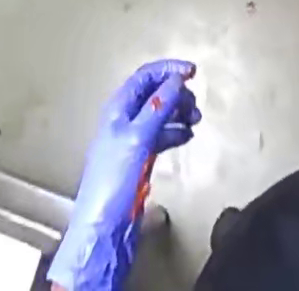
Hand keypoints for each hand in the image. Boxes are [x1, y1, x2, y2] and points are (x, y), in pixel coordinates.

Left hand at [47, 60, 200, 290]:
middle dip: (176, 93)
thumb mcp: (138, 138)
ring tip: (195, 120)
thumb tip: (176, 80)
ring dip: (178, 111)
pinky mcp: (139, 157)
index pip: (145, 76)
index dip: (168, 69)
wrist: (103, 230)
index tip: (192, 72)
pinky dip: (175, 130)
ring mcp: (132, 139)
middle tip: (195, 104)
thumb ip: (158, 107)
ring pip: (159, 113)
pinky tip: (186, 135)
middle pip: (154, 93)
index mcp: (118, 108)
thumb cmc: (115, 180)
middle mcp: (124, 119)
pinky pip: (161, 134)